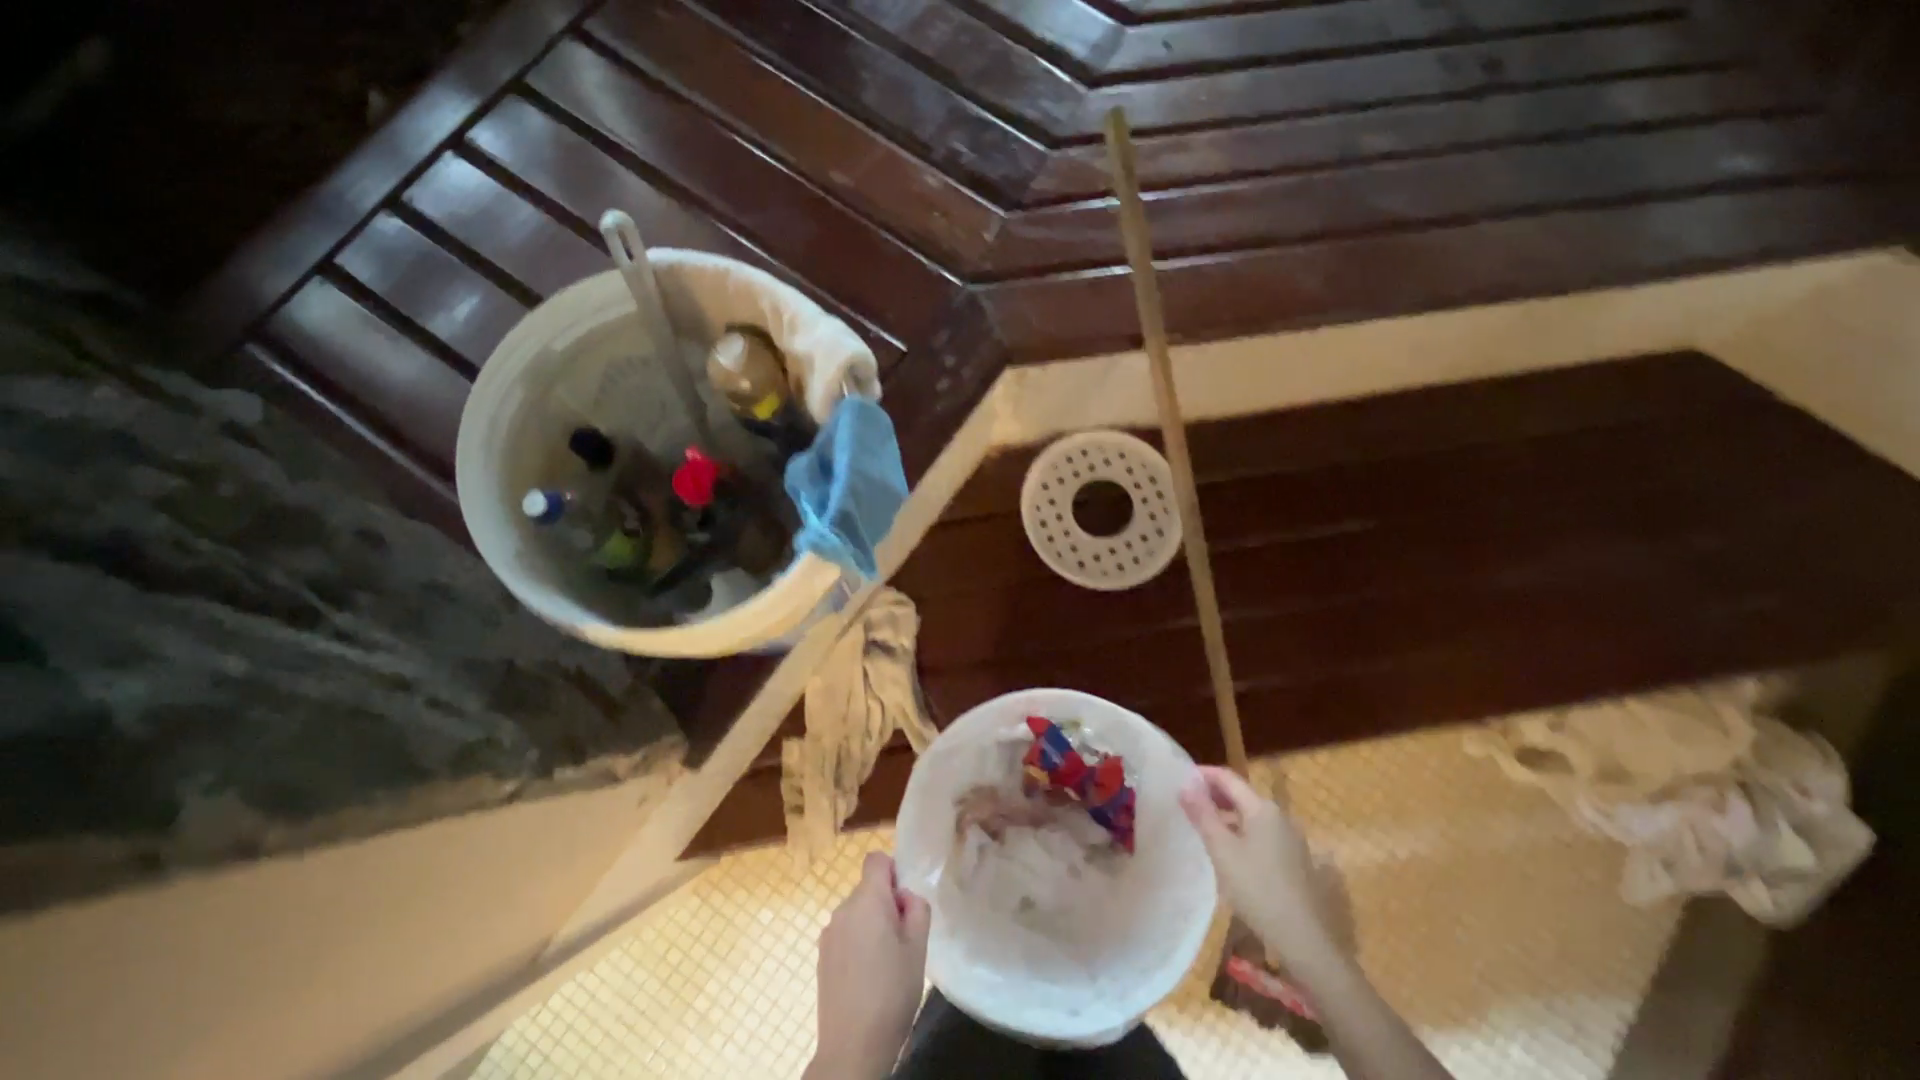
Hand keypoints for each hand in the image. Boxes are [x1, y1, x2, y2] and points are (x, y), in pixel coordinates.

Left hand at [809, 852, 931, 1079]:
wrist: (852, 1044)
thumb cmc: (892, 992)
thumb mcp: (918, 948)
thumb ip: (917, 910)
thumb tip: (905, 897)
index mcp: (866, 901)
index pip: (876, 860)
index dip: (894, 873)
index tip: (906, 904)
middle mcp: (842, 910)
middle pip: (867, 890)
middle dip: (887, 905)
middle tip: (905, 941)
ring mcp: (828, 934)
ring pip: (857, 914)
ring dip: (873, 927)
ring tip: (888, 965)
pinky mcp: (822, 957)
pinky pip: (846, 935)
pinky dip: (859, 945)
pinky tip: (870, 979)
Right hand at [1179, 766, 1344, 970]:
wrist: (1302, 935)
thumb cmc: (1257, 888)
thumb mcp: (1222, 850)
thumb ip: (1203, 815)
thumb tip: (1185, 783)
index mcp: (1262, 808)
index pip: (1229, 778)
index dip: (1203, 775)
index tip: (1179, 778)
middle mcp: (1280, 816)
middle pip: (1242, 795)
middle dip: (1214, 794)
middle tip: (1185, 802)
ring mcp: (1291, 838)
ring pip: (1252, 816)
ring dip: (1226, 815)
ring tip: (1202, 825)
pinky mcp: (1294, 859)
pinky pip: (1262, 834)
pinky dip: (1240, 832)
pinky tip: (1228, 850)